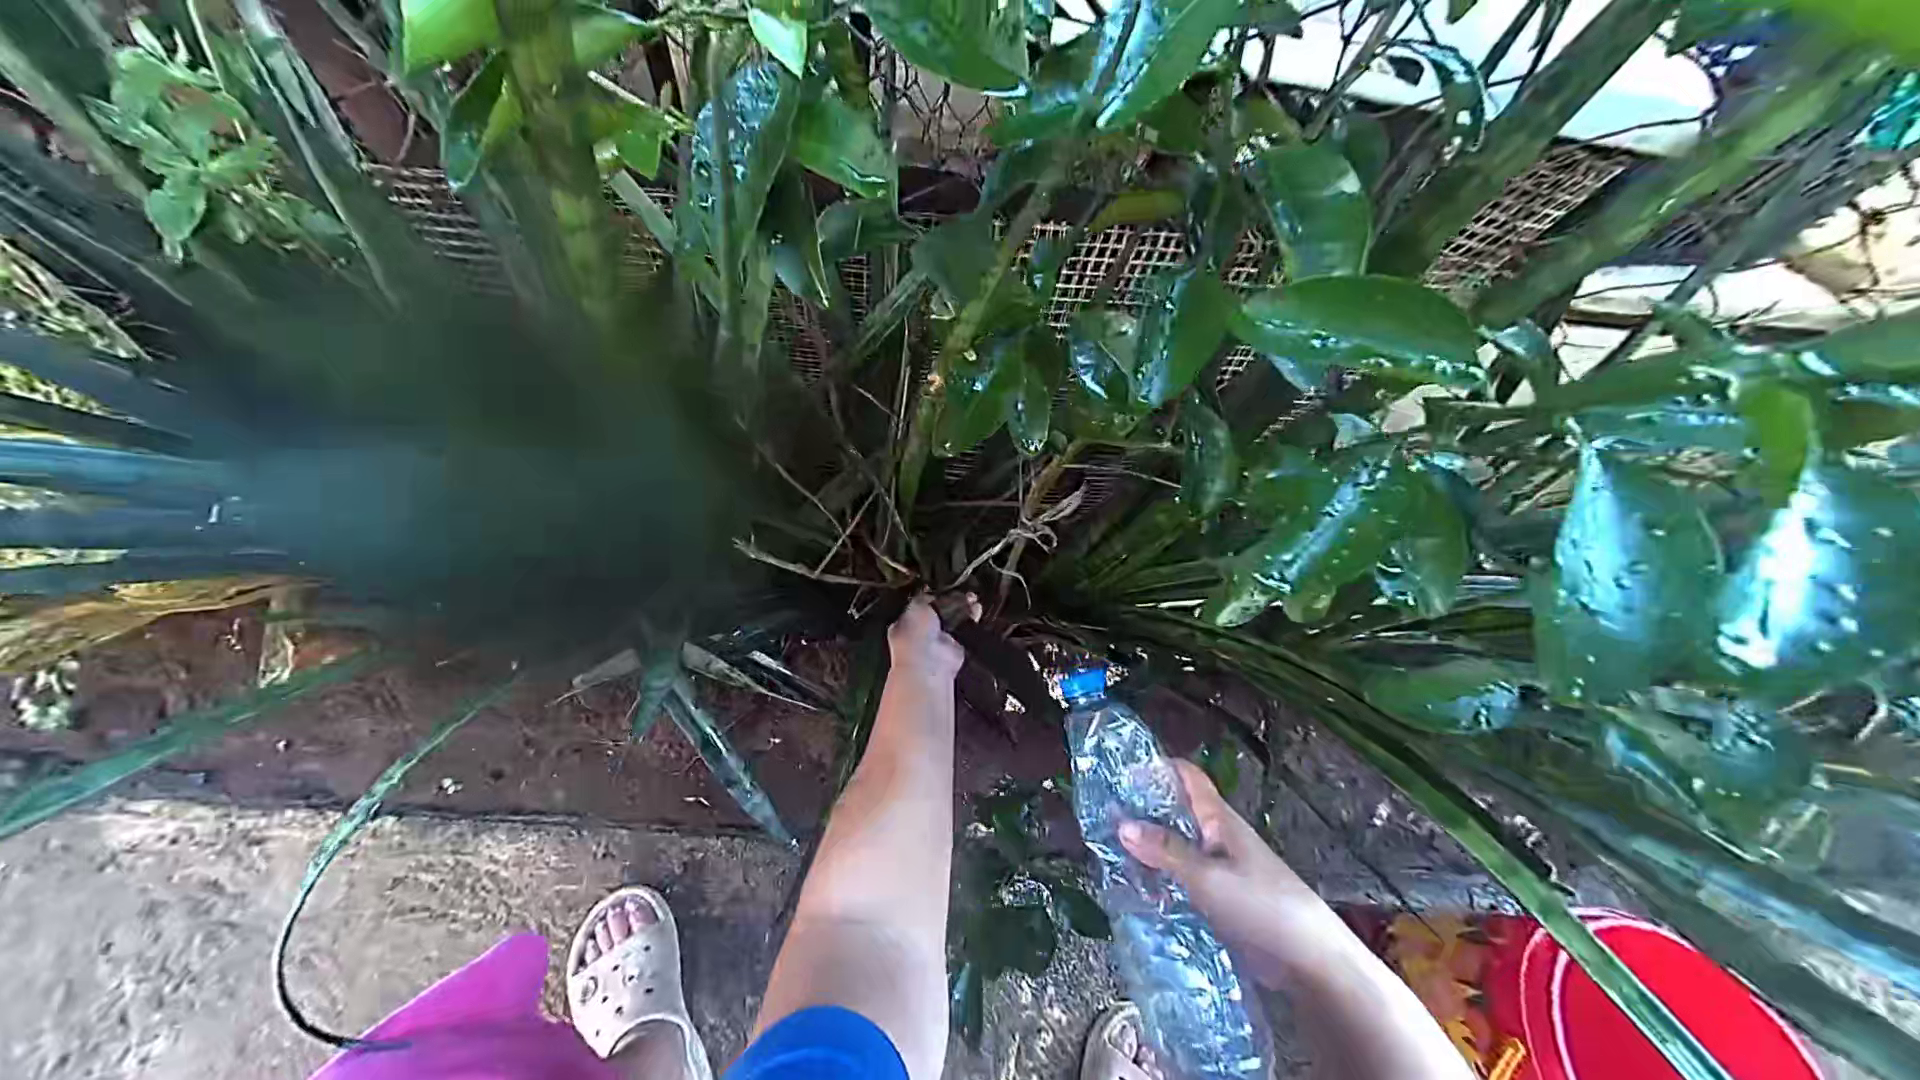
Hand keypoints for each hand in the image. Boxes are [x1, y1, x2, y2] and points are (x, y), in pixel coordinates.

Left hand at [887, 591, 976, 682]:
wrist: (929, 663)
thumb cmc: (915, 634)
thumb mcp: (915, 607)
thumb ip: (923, 597)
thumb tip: (930, 592)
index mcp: (905, 622)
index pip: (920, 604)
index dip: (933, 594)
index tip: (944, 587)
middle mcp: (922, 631)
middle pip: (939, 611)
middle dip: (951, 601)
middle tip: (961, 592)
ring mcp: (939, 640)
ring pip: (953, 619)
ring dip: (963, 608)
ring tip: (973, 598)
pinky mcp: (955, 647)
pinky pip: (963, 629)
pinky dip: (970, 619)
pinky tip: (977, 609)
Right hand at [1119, 760, 1357, 987]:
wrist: (1309, 960)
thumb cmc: (1261, 903)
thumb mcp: (1206, 874)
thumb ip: (1165, 850)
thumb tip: (1120, 823)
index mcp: (1218, 819)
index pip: (1188, 777)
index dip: (1159, 766)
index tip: (1122, 768)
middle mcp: (1218, 836)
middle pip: (1177, 811)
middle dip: (1144, 809)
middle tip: (1104, 812)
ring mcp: (1220, 867)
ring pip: (1177, 846)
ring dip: (1149, 846)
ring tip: (1109, 848)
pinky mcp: (1220, 897)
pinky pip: (1182, 876)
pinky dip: (1161, 876)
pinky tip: (1137, 886)